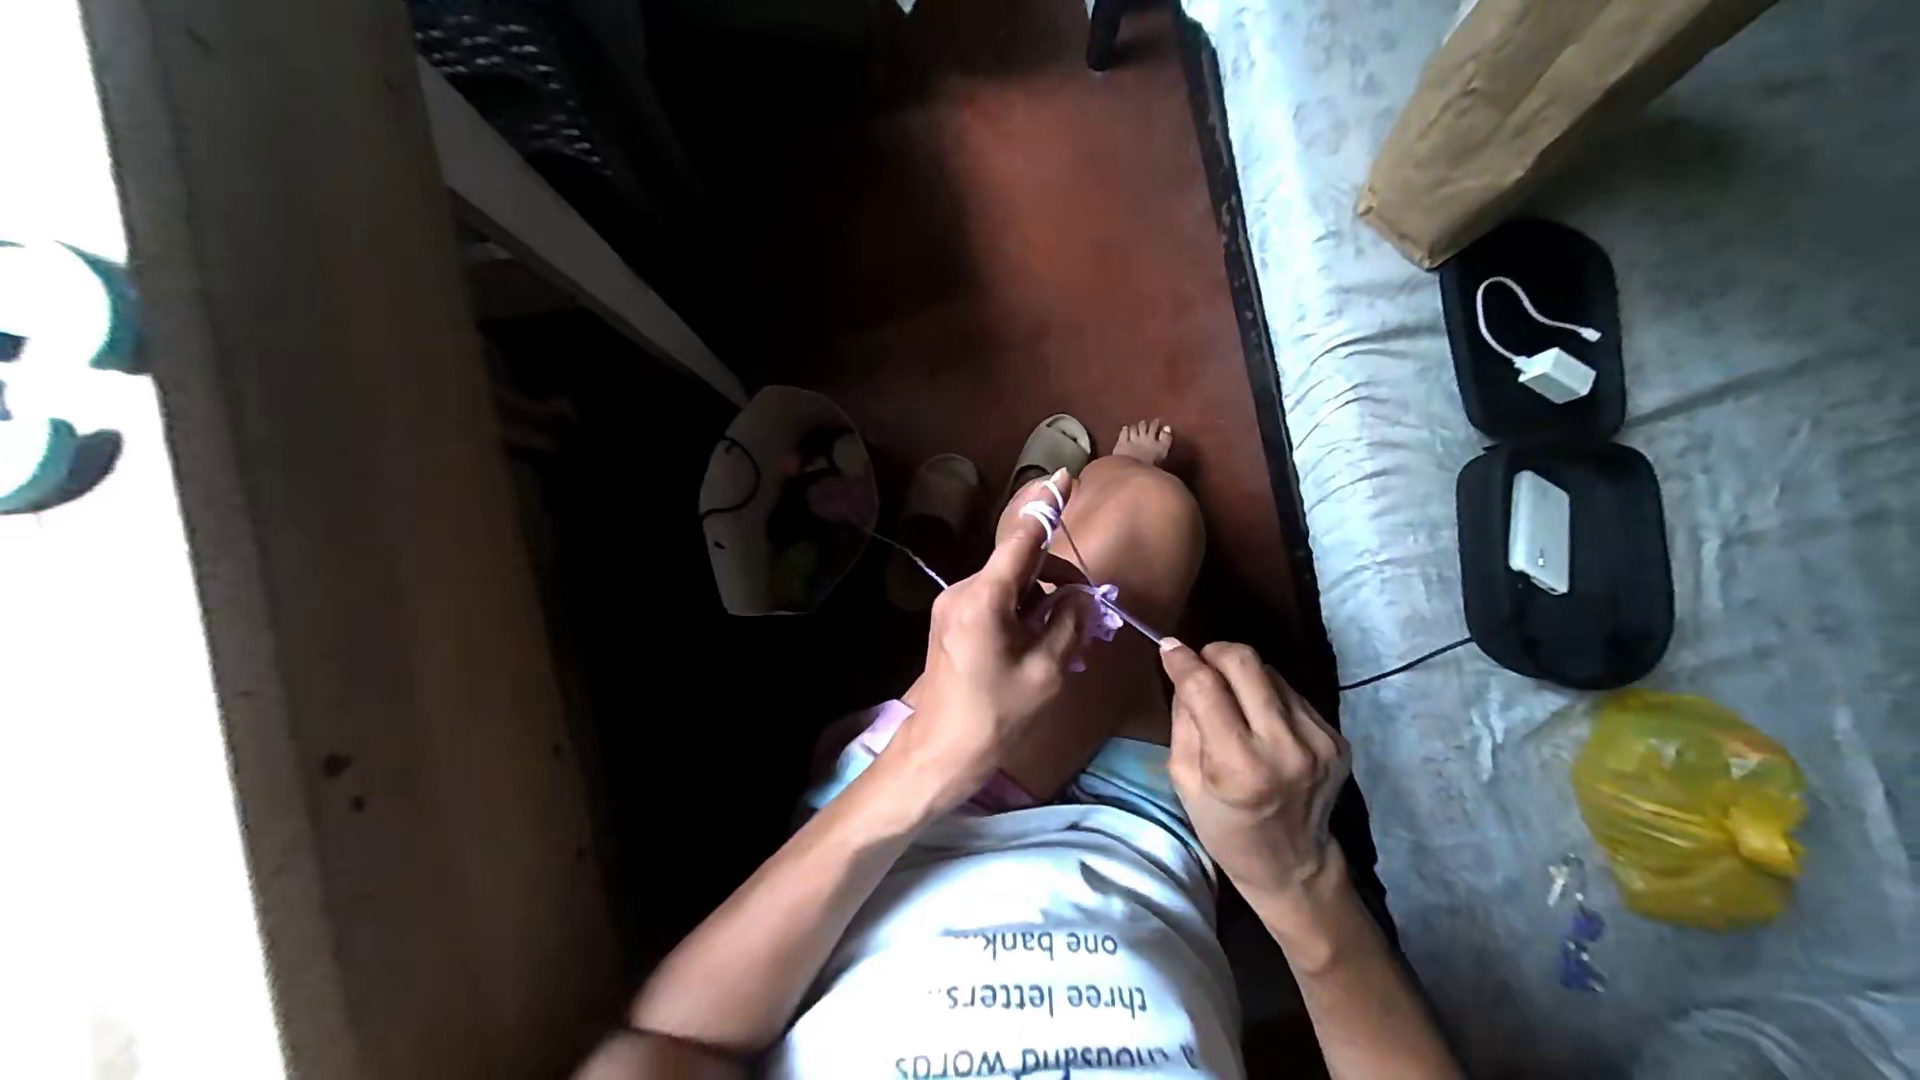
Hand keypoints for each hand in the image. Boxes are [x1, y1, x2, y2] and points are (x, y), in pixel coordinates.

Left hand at [882, 472, 1093, 812]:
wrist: (941, 750)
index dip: (1047, 506)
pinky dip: (1022, 610)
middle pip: (1020, 563)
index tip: (1067, 475)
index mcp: (983, 598)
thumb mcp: (1048, 670)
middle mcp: (962, 590)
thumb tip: (1080, 596)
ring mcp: (952, 604)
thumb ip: (1069, 621)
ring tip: (1067, 637)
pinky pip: (995, 600)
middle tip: (1088, 612)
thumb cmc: (996, 715)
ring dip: (1042, 598)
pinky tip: (1041, 641)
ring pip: (1009, 583)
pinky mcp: (951, 619)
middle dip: (1058, 578)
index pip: (1021, 538)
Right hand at [1159, 640, 1350, 902]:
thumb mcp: (1183, 777)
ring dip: (1241, 675)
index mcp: (1239, 766)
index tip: (1168, 648)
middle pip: (1245, 662)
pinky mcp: (1335, 737)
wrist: (1294, 865)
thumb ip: (1184, 718)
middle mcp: (1286, 747)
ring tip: (1231, 701)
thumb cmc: (1224, 827)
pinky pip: (1289, 692)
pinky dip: (1266, 694)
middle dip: (1214, 653)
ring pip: (1269, 671)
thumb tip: (1182, 665)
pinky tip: (1259, 720)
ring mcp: (1318, 740)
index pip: (1206, 688)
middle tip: (1200, 666)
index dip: (1182, 660)